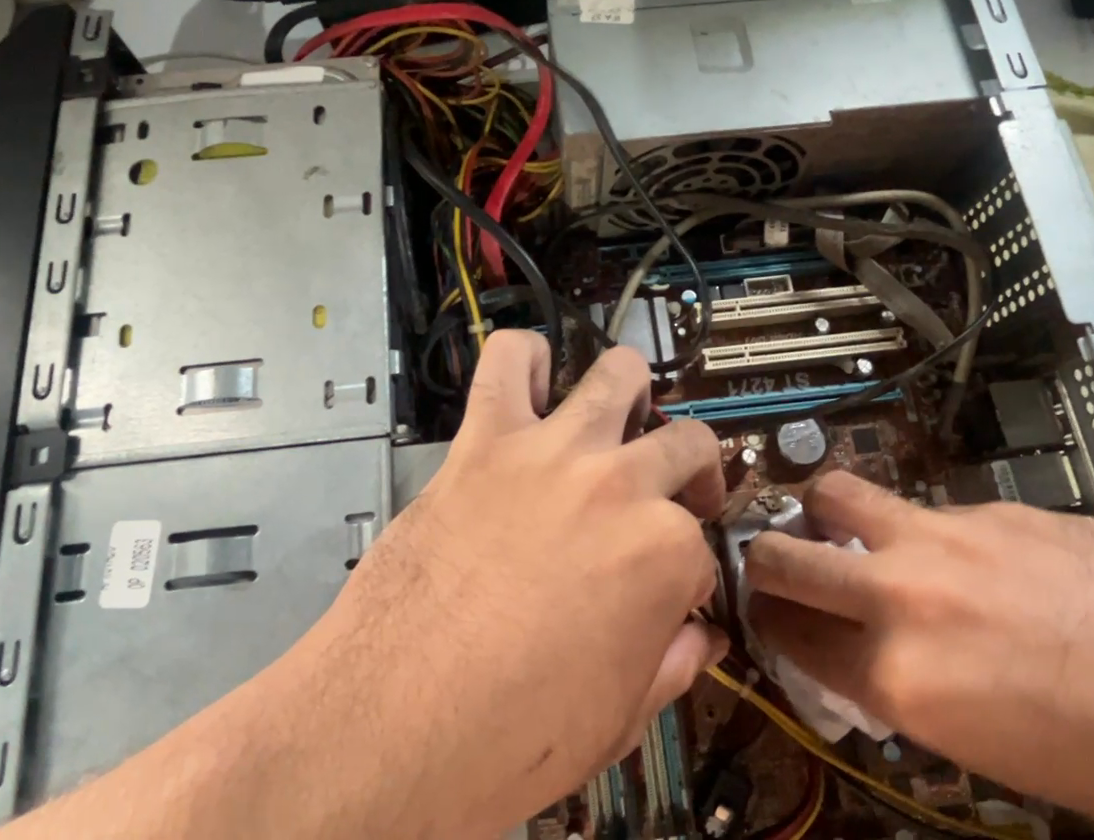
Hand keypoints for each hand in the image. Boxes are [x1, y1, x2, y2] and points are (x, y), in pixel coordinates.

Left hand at [296, 332, 728, 834]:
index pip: (700, 548)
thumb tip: (697, 639)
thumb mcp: (617, 720)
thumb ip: (670, 665)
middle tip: (672, 497)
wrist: (392, 722)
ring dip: (630, 390)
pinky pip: (508, 361)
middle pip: (684, 444)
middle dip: (691, 473)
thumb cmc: (506, 735)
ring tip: (620, 416)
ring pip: (617, 374)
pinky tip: (533, 381)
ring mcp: (551, 453)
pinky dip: (525, 358)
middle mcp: (619, 484)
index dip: (688, 577)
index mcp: (664, 553)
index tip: (671, 594)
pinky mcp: (484, 443)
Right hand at [745, 472, 1093, 839]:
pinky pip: (929, 511)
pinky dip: (926, 533)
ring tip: (855, 537)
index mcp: (898, 679)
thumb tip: (865, 651)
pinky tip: (983, 566)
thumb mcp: (985, 751)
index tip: (773, 624)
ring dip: (827, 515)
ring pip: (835, 493)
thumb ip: (902, 688)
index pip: (785, 635)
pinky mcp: (998, 506)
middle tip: (785, 574)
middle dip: (765, 563)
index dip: (769, 628)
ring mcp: (947, 539)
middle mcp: (902, 596)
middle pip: (780, 554)